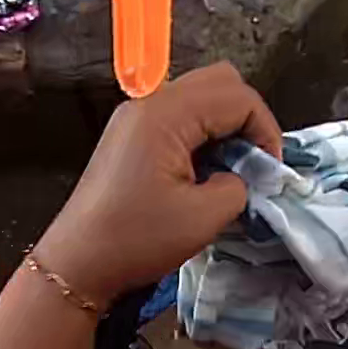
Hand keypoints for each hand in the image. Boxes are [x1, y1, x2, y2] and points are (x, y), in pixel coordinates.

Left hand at [34, 63, 281, 302]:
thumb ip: (238, 186)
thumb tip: (240, 177)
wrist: (77, 264)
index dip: (265, 131)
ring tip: (228, 175)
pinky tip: (200, 177)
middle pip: (218, 84)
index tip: (270, 173)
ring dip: (223, 130)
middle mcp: (147, 104)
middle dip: (247, 121)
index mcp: (166, 114)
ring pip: (197, 100)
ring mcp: (133, 120)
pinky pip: (175, 122)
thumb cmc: (137, 241)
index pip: (238, 96)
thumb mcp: (203, 218)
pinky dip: (199, 139)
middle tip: (253, 166)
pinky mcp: (127, 139)